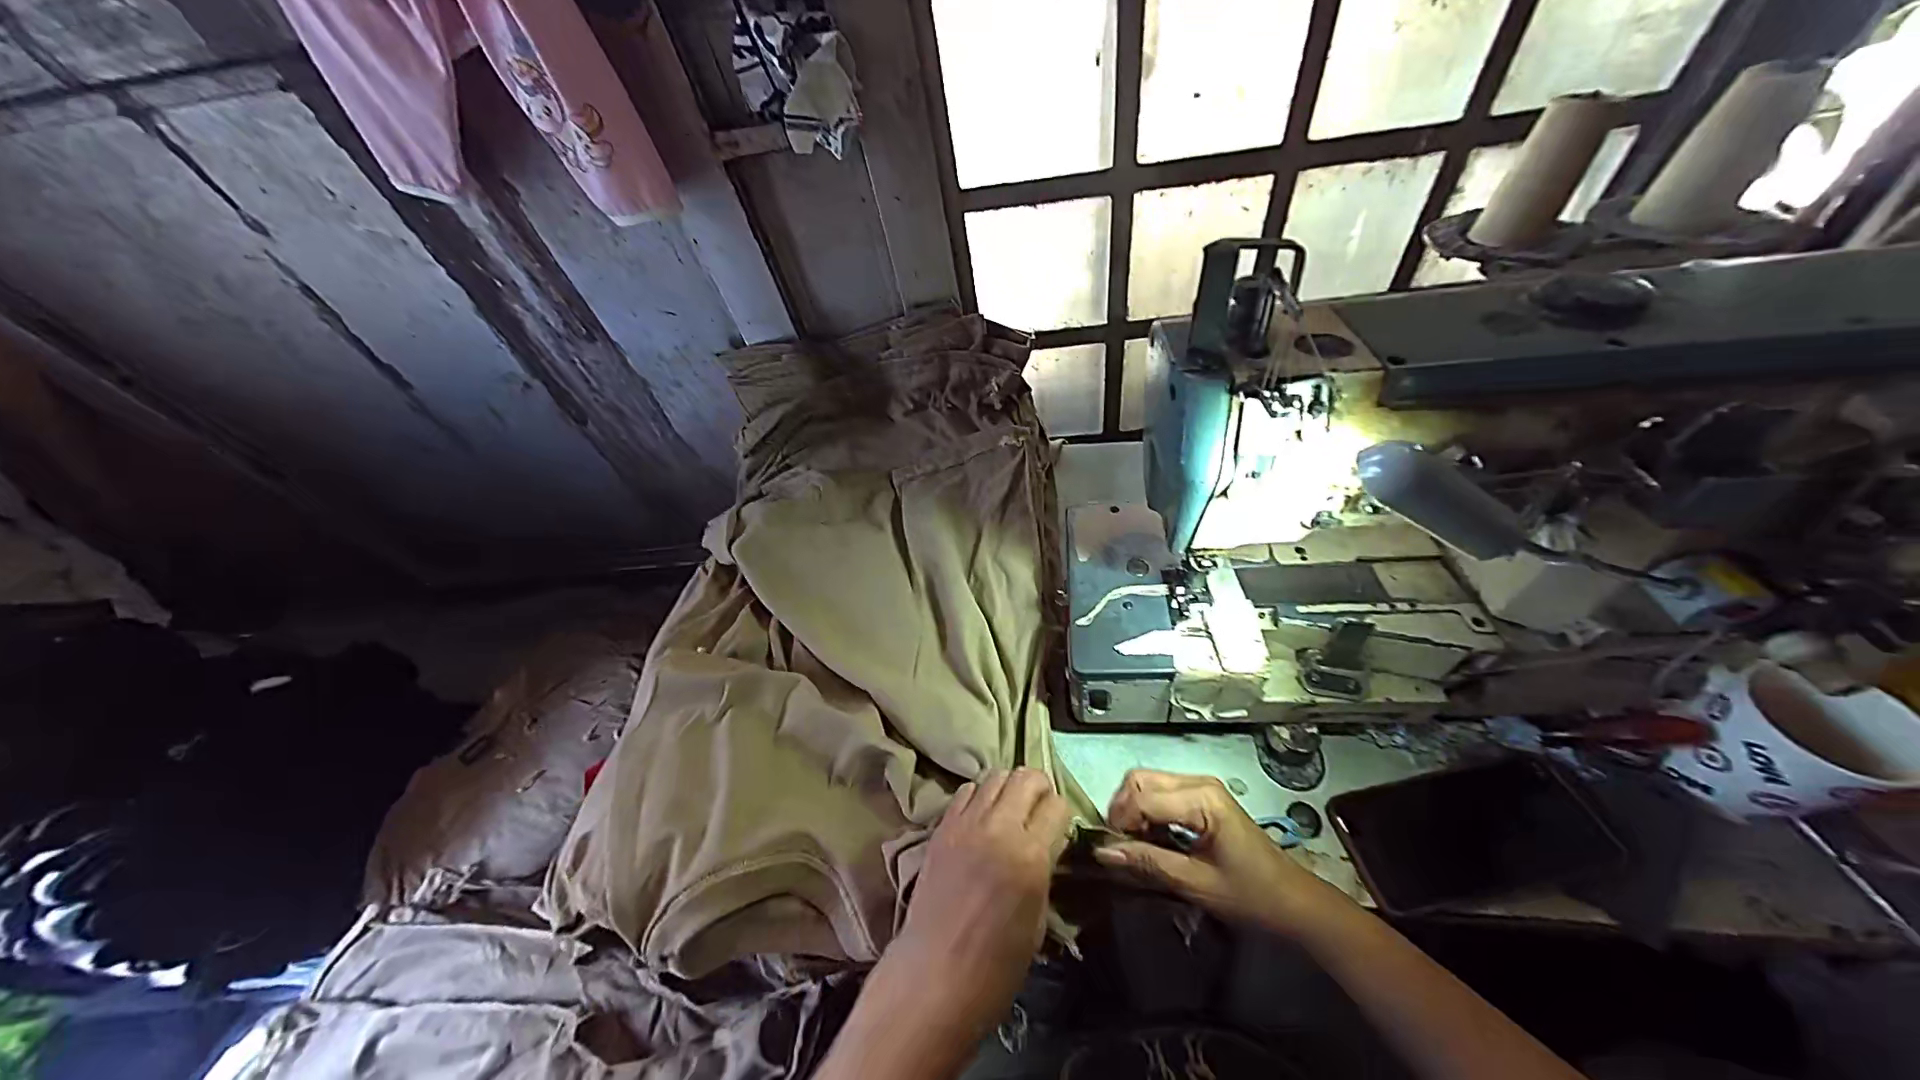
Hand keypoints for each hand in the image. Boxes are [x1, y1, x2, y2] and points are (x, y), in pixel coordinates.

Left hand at [887, 768, 1071, 1026]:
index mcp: (1029, 854)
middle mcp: (998, 828)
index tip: (1059, 829)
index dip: (1062, 815)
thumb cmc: (996, 964)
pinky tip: (981, 819)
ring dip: (1008, 788)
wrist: (935, 975)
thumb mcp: (1038, 918)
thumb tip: (1046, 845)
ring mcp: (965, 823)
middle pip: (1026, 776)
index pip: (1057, 805)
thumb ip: (1044, 869)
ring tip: (1010, 811)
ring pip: (995, 776)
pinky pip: (966, 791)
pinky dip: (979, 796)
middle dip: (1039, 789)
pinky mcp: (941, 827)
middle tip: (1039, 811)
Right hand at [1095, 769, 1346, 937]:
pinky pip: (1160, 792)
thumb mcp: (1197, 884)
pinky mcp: (1201, 796)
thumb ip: (1149, 862)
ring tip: (1132, 843)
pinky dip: (1145, 810)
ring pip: (1146, 782)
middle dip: (1121, 809)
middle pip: (1139, 779)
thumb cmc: (1252, 896)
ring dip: (1131, 809)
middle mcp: (1199, 782)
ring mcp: (1201, 786)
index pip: (1142, 797)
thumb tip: (1103, 852)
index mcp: (1202, 799)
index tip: (1111, 851)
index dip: (1120, 822)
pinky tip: (1148, 837)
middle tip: (1119, 844)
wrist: (1295, 902)